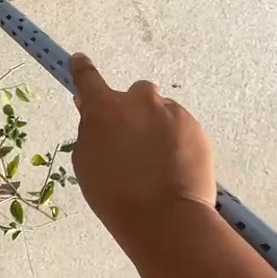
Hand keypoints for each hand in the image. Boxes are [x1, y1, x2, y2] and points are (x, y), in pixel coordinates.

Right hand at [69, 53, 216, 235]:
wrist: (164, 217)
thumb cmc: (113, 193)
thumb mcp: (86, 160)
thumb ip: (89, 130)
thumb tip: (90, 111)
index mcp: (104, 108)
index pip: (88, 77)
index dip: (82, 68)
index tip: (80, 60)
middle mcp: (139, 102)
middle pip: (135, 94)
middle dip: (134, 110)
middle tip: (132, 139)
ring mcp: (171, 113)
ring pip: (161, 111)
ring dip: (157, 126)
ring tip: (157, 161)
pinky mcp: (196, 128)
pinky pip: (182, 127)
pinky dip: (177, 140)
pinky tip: (173, 166)